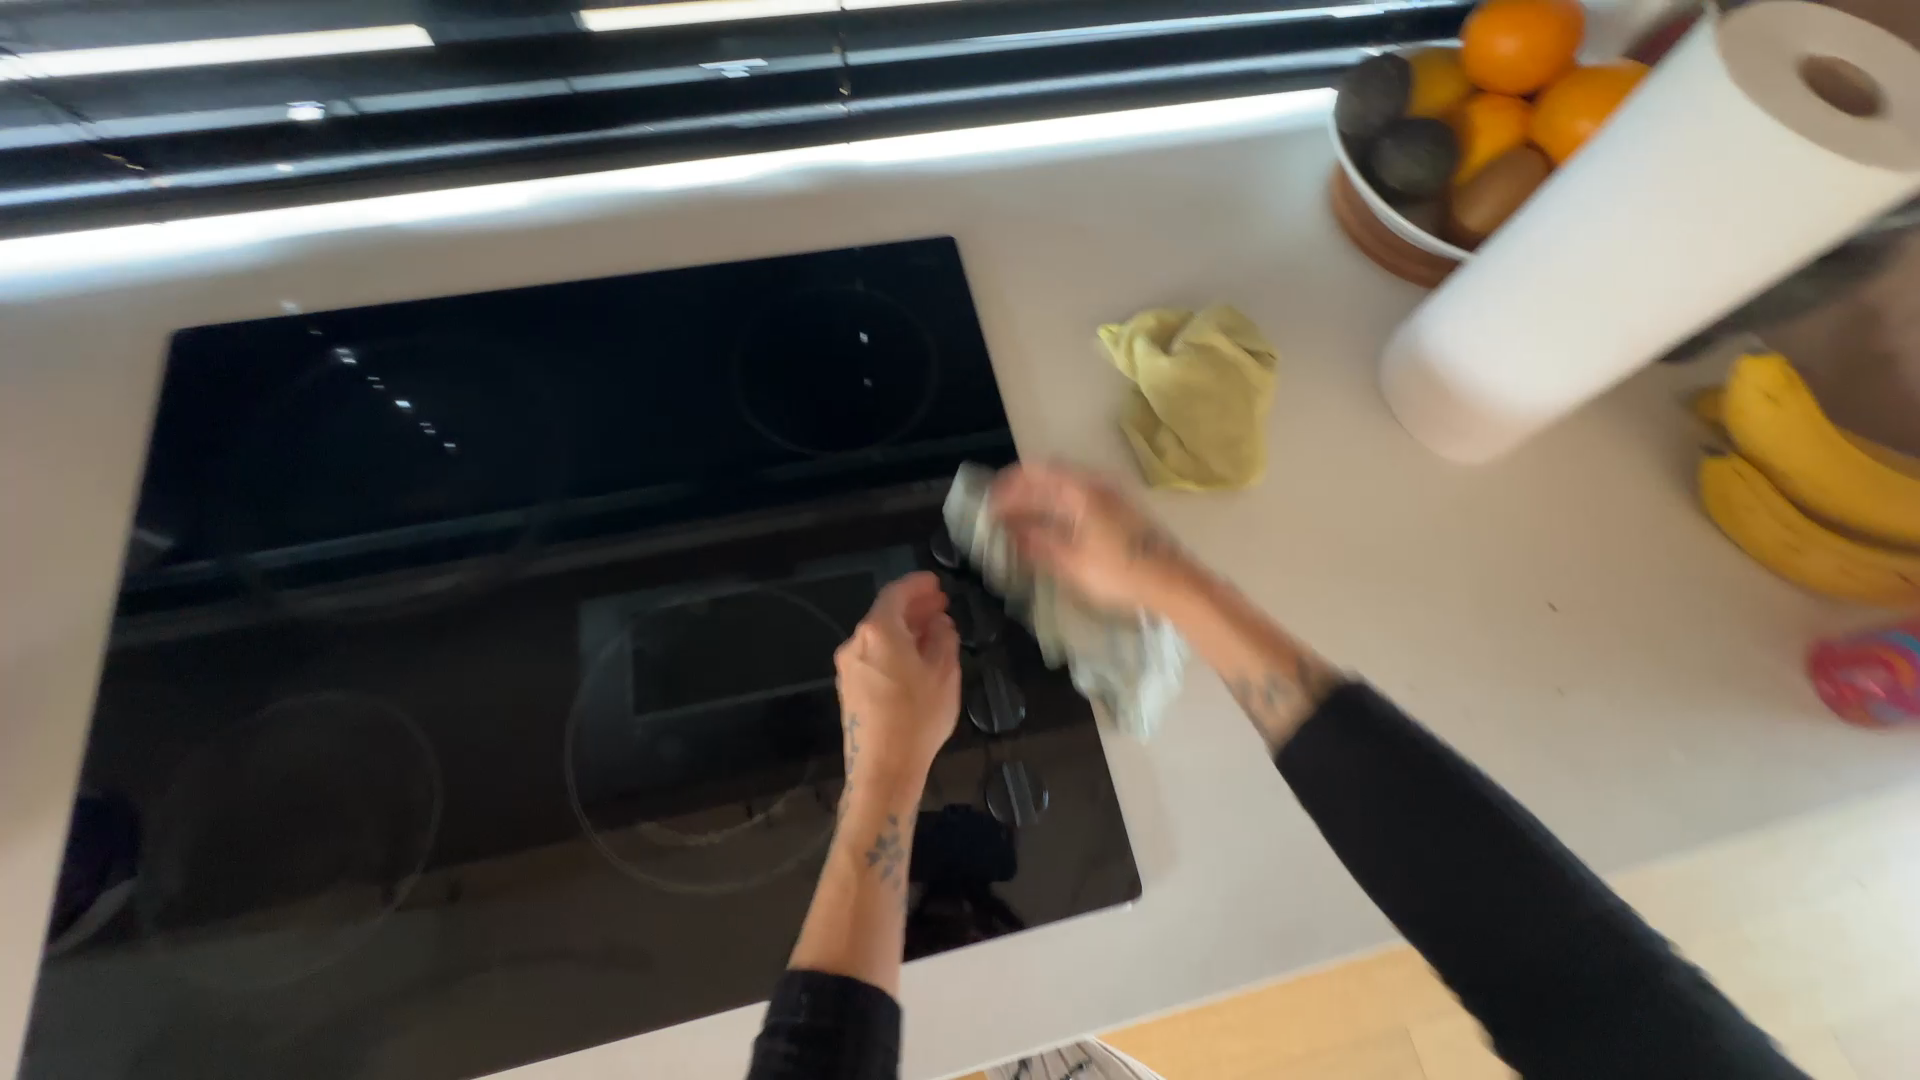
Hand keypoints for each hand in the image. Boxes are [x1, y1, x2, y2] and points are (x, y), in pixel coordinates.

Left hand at [834, 571, 961, 789]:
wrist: (883, 769)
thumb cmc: (918, 717)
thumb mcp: (944, 673)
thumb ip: (943, 639)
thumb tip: (939, 624)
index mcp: (879, 631)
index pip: (896, 593)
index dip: (917, 585)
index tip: (936, 582)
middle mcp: (856, 643)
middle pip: (884, 614)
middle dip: (913, 608)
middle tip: (940, 606)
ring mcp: (848, 667)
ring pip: (878, 637)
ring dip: (905, 630)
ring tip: (933, 633)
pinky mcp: (848, 689)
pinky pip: (873, 656)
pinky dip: (893, 649)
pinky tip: (914, 660)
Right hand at [990, 463, 1198, 614]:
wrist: (1173, 584)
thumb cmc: (1118, 572)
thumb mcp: (1070, 562)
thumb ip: (1037, 542)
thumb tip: (1010, 531)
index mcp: (1082, 491)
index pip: (1037, 473)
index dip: (1009, 484)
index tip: (989, 498)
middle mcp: (1097, 486)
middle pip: (1051, 480)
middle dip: (1023, 494)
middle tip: (1000, 512)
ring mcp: (1113, 498)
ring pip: (1067, 492)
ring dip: (1041, 503)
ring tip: (1021, 524)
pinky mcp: (1122, 514)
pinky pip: (1080, 502)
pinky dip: (1060, 511)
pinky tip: (1052, 532)